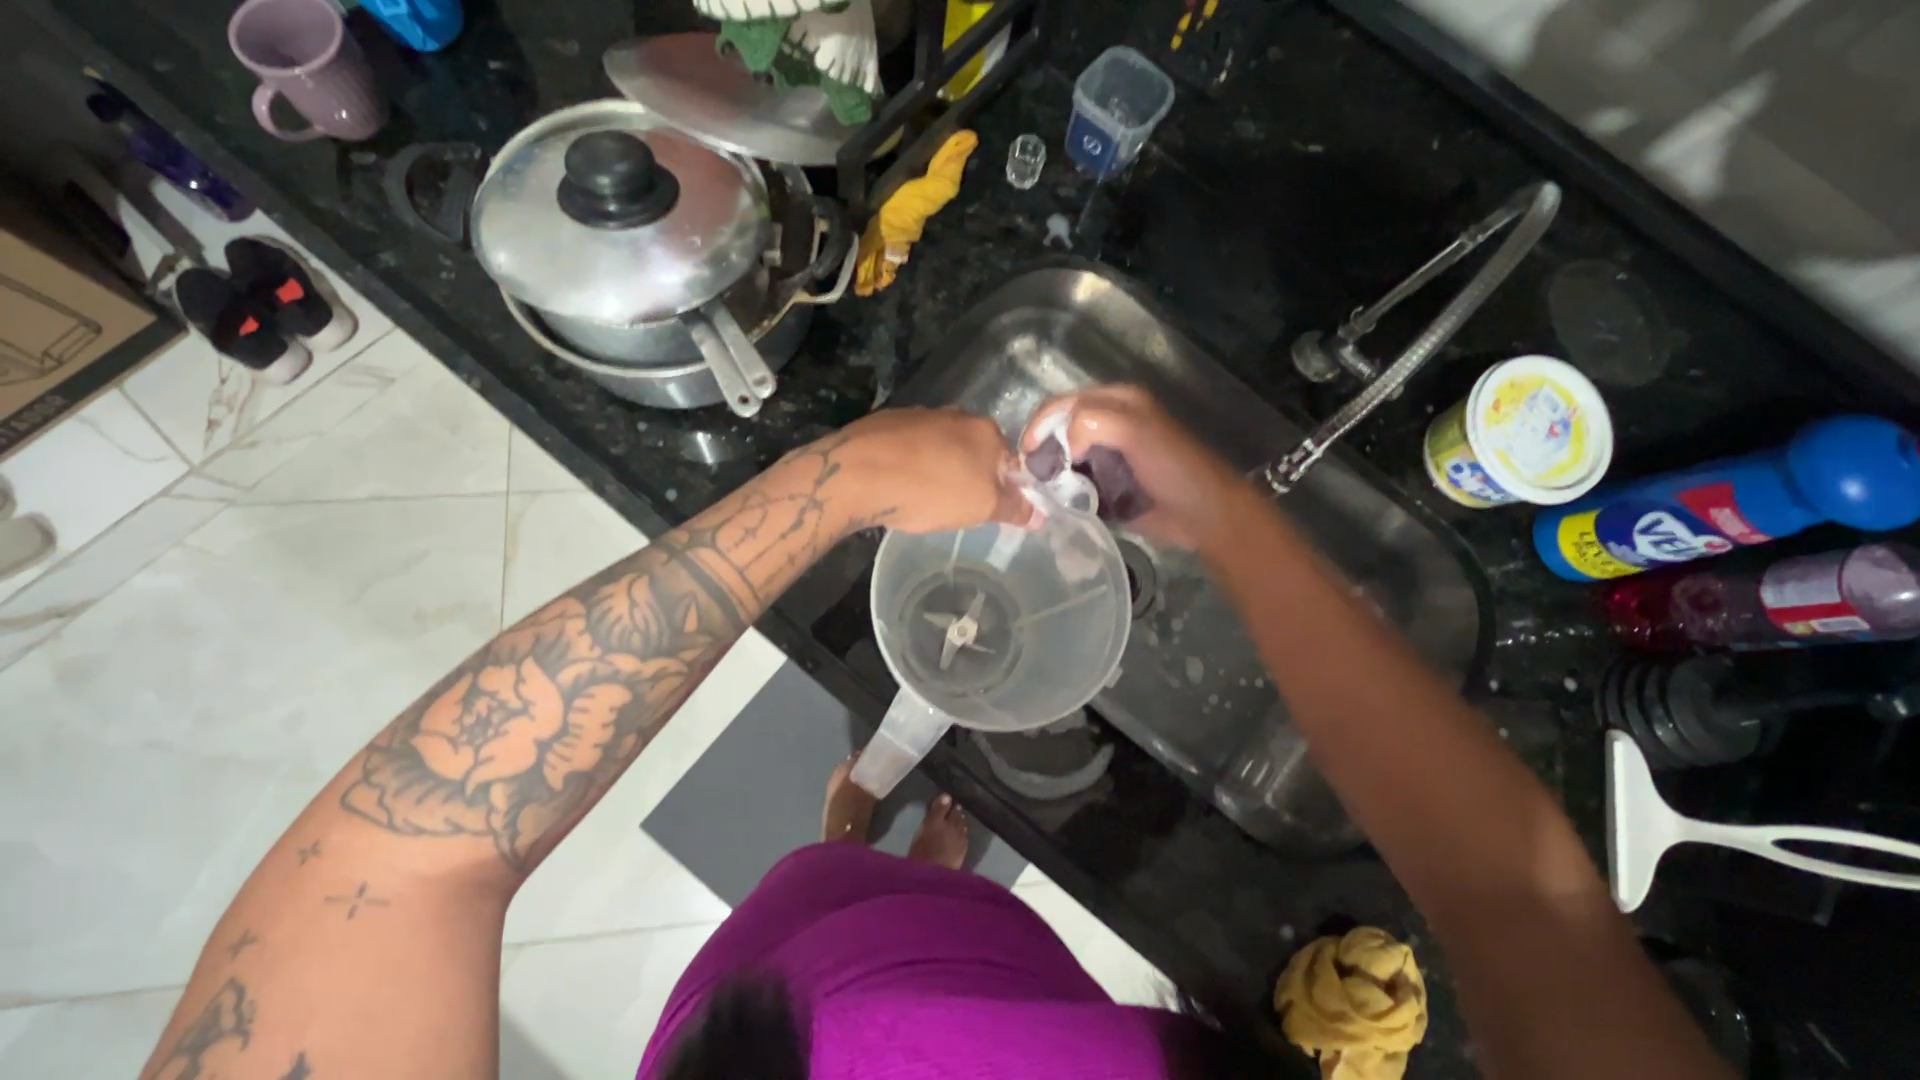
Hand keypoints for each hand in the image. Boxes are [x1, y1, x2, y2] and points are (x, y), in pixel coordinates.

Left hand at [830, 408, 1033, 533]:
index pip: (1010, 460)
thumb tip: (1040, 513)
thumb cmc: (930, 490)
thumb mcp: (980, 508)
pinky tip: (898, 484)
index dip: (1005, 487)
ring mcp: (918, 415)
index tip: (991, 509)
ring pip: (940, 447)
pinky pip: (908, 448)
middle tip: (957, 506)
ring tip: (924, 497)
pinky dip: (909, 464)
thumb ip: (1013, 508)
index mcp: (986, 431)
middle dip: (970, 475)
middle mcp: (955, 414)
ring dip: (938, 468)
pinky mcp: (885, 423)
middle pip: (974, 450)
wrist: (858, 473)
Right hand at [1020, 385, 1246, 547]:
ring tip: (1037, 489)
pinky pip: (1074, 480)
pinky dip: (1061, 489)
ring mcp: (1108, 454)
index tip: (1028, 454)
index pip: (1064, 402)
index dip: (1042, 423)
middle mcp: (1109, 422)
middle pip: (1060, 427)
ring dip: (1049, 470)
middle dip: (1042, 447)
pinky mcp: (1107, 482)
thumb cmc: (1173, 468)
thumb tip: (1063, 447)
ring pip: (1064, 455)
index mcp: (1117, 400)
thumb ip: (1094, 424)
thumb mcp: (1136, 432)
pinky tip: (1053, 500)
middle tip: (1029, 474)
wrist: (1204, 514)